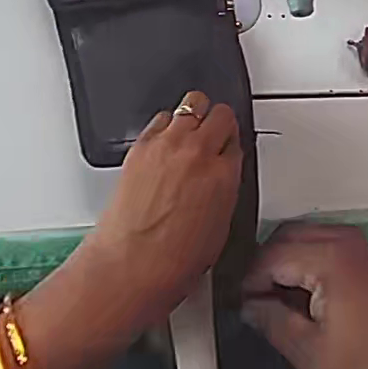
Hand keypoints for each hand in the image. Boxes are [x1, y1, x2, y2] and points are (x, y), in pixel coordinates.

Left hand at [77, 90, 242, 325]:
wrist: (130, 267)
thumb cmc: (171, 261)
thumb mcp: (220, 229)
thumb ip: (225, 191)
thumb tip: (221, 179)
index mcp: (224, 175)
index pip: (238, 141)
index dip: (231, 147)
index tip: (226, 151)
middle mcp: (199, 153)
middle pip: (221, 114)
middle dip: (219, 123)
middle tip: (213, 134)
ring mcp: (169, 144)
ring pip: (193, 102)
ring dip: (195, 115)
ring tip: (190, 129)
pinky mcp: (142, 144)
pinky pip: (161, 117)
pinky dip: (166, 124)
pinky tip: (165, 139)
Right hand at [240, 225, 367, 368]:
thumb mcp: (309, 355)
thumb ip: (270, 321)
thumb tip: (248, 305)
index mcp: (328, 258)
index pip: (270, 255)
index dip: (249, 281)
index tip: (239, 304)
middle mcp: (342, 240)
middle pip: (284, 236)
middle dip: (264, 266)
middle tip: (253, 302)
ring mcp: (356, 246)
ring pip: (302, 237)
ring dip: (283, 262)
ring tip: (274, 301)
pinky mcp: (364, 258)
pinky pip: (321, 245)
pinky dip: (303, 262)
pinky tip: (300, 296)